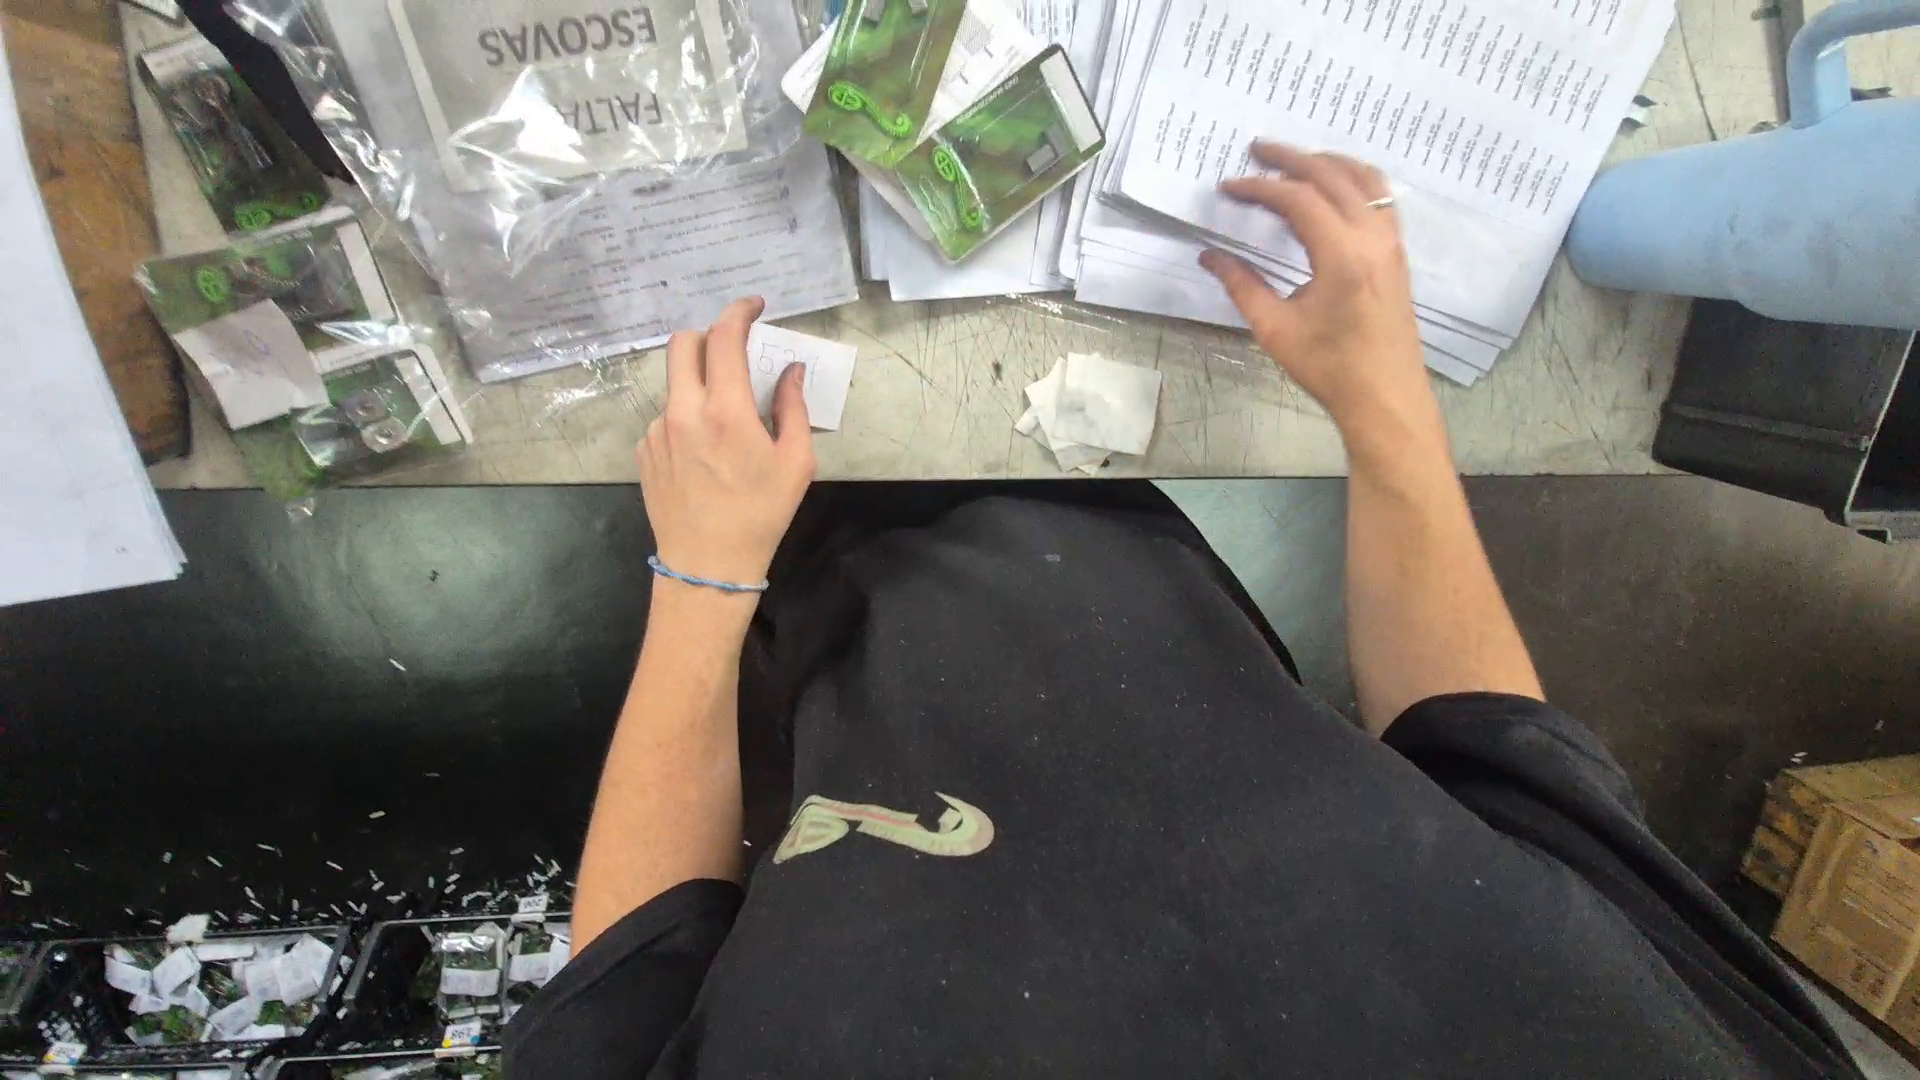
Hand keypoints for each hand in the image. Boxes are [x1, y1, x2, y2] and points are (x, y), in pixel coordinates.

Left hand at [639, 297, 813, 590]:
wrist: (708, 564)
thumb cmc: (761, 514)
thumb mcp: (796, 463)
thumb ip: (793, 408)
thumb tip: (791, 372)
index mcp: (725, 411)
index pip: (724, 338)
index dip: (739, 312)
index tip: (753, 306)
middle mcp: (683, 411)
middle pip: (683, 344)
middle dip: (708, 335)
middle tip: (733, 350)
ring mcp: (656, 430)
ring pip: (674, 384)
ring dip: (699, 385)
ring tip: (724, 424)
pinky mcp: (643, 451)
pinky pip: (665, 417)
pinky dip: (686, 418)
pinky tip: (704, 453)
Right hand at [1200, 141, 1433, 433]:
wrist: (1383, 393)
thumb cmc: (1326, 367)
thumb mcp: (1274, 329)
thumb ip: (1242, 286)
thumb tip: (1210, 256)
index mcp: (1341, 256)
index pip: (1298, 200)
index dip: (1259, 188)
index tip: (1228, 187)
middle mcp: (1372, 237)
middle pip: (1332, 175)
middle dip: (1291, 158)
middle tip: (1256, 150)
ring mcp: (1391, 240)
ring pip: (1362, 177)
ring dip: (1325, 161)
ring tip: (1292, 160)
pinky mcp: (1396, 250)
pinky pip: (1378, 195)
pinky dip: (1351, 178)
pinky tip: (1330, 186)